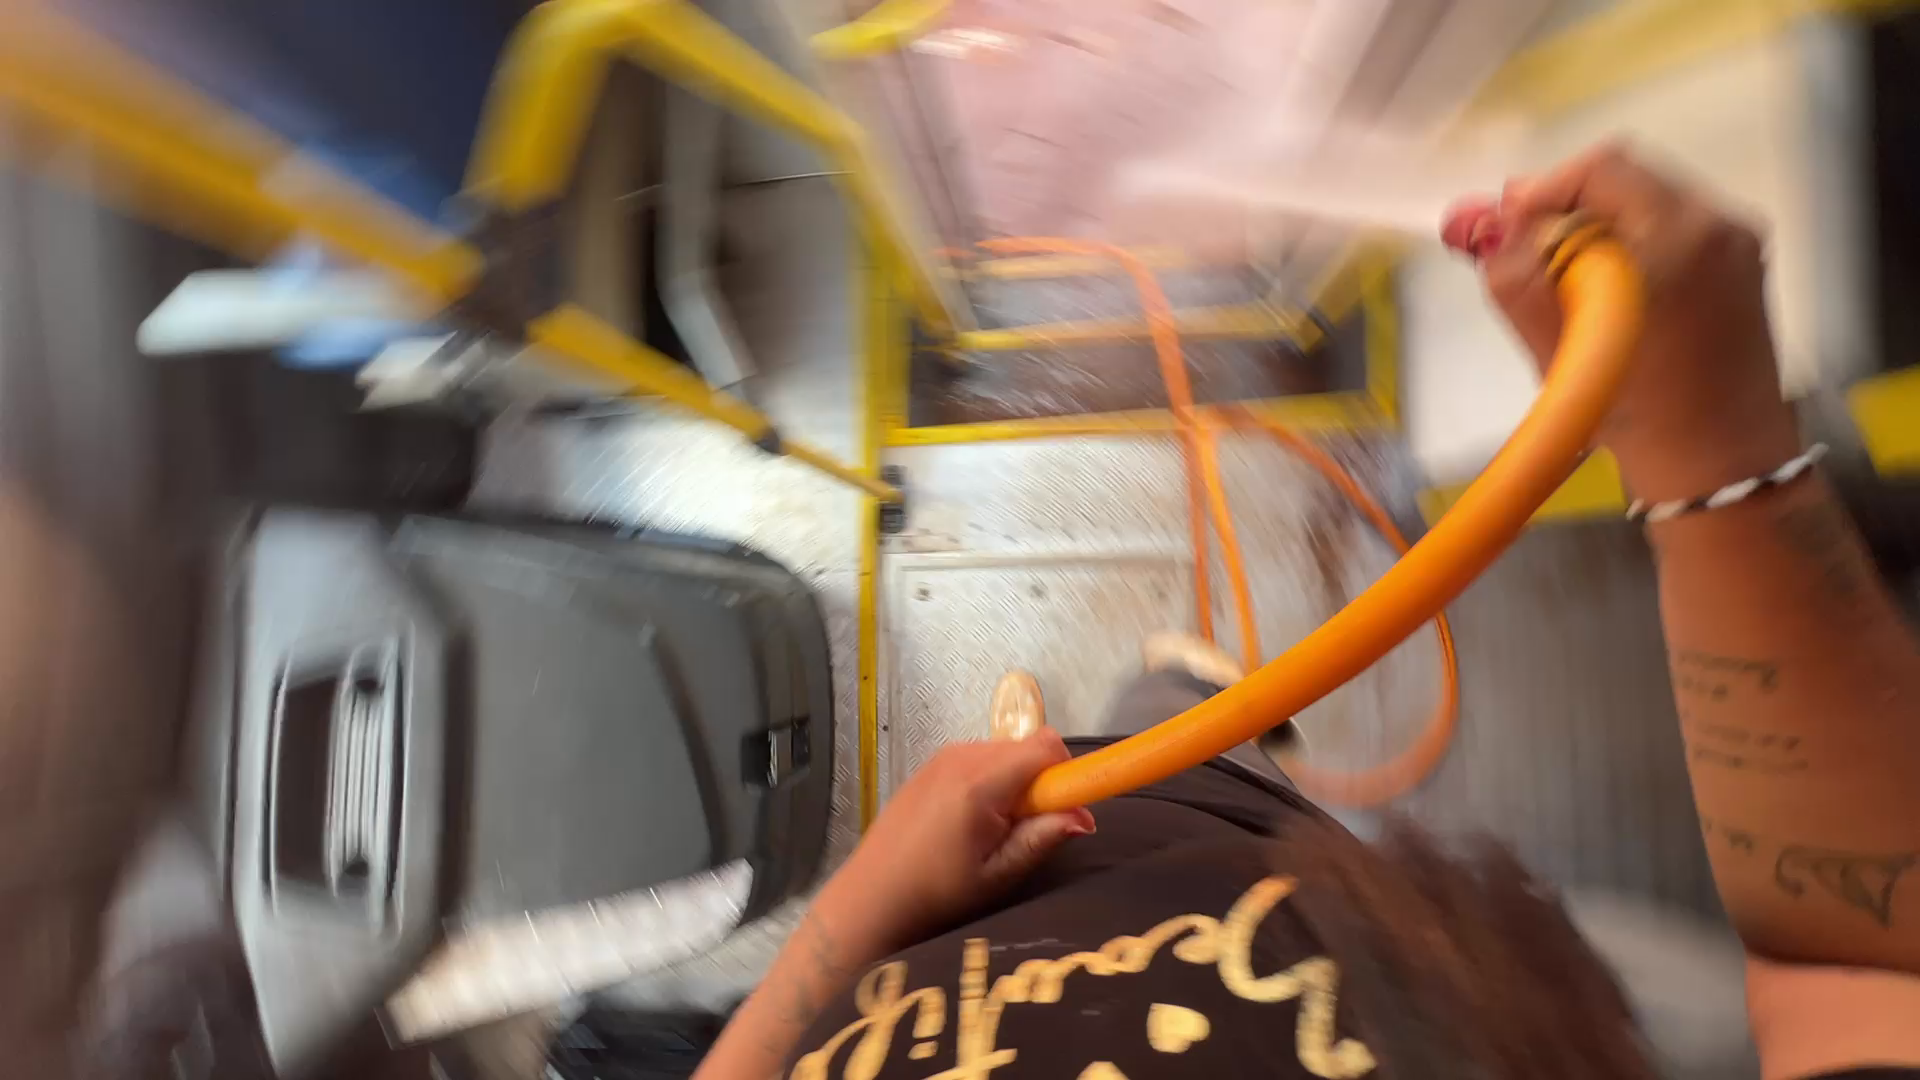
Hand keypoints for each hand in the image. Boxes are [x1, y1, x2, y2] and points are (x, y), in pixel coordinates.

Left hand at [815, 731, 1095, 950]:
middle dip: (1040, 782)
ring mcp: (945, 754)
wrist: (872, 894)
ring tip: (995, 829)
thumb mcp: (997, 874)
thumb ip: (1040, 838)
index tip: (1065, 810)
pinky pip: (981, 757)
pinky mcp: (934, 762)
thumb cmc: (937, 891)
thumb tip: (1084, 815)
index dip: (1066, 772)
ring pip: (1004, 751)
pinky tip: (972, 819)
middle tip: (1026, 829)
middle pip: (1026, 747)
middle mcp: (963, 755)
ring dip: (1016, 781)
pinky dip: (992, 779)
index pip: (1044, 745)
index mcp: (980, 780)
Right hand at [1442, 142, 1800, 501]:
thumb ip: (1515, 275)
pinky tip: (1589, 296)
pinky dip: (1613, 250)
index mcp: (1679, 236)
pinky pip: (1660, 232)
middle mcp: (1718, 223)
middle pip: (1620, 181)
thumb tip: (1478, 224)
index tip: (1495, 232)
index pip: (1598, 169)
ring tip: (1548, 286)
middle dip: (1554, 213)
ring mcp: (1734, 243)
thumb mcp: (1553, 341)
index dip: (1536, 193)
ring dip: (1581, 233)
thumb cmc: (1630, 407)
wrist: (1710, 454)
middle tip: (1507, 256)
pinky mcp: (1733, 266)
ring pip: (1637, 206)